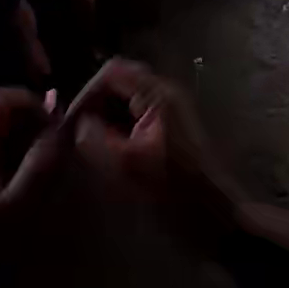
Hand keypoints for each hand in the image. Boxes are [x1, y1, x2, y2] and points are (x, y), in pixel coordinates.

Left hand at [0, 88, 64, 287]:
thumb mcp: (23, 208)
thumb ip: (45, 159)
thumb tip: (63, 121)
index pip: (1, 98)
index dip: (34, 102)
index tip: (63, 125)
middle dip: (22, 111)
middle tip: (55, 134)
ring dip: (15, 134)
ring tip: (48, 157)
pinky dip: (5, 156)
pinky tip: (26, 182)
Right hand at [66, 59, 243, 245]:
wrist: (216, 215)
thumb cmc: (175, 190)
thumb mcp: (128, 166)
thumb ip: (96, 140)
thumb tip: (78, 123)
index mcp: (157, 94)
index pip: (112, 72)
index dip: (87, 92)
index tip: (72, 121)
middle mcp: (164, 92)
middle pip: (119, 81)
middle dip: (95, 103)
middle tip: (77, 131)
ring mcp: (170, 107)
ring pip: (127, 97)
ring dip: (105, 114)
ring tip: (89, 141)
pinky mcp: (170, 124)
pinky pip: (136, 112)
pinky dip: (118, 123)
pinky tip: (110, 148)